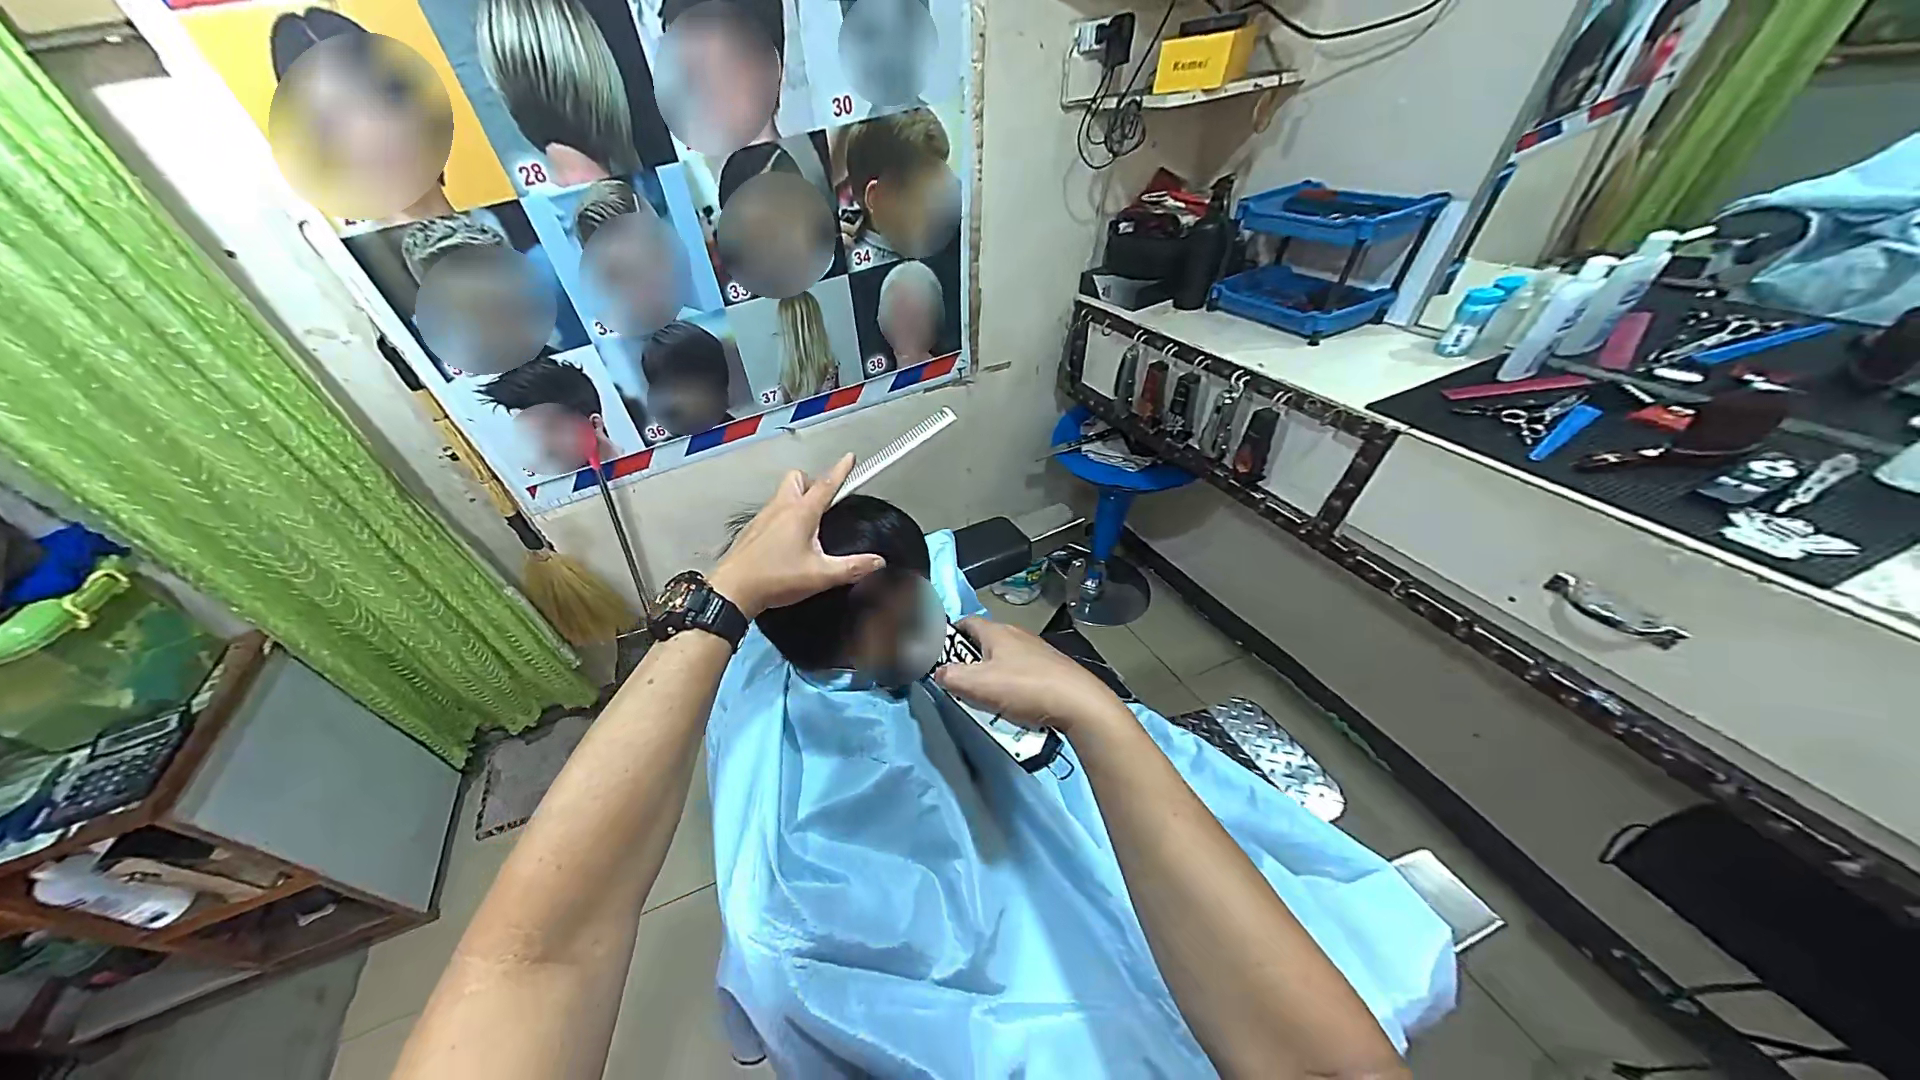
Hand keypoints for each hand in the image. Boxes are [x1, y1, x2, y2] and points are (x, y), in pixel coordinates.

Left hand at [709, 454, 884, 617]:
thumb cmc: (775, 579)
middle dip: (812, 482)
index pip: (826, 484)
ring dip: (797, 499)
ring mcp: (763, 518)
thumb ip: (852, 567)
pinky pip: (771, 512)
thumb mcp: (821, 575)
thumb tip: (877, 561)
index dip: (840, 470)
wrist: (733, 591)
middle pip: (798, 479)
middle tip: (823, 499)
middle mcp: (780, 509)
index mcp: (801, 514)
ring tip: (808, 523)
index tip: (848, 458)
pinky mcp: (752, 531)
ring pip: (783, 494)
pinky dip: (783, 517)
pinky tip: (787, 539)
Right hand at [933, 617, 1131, 735]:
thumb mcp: (978, 685)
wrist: (1079, 703)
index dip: (949, 634)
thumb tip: (939, 671)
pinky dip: (1013, 683)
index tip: (938, 652)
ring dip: (992, 674)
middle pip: (985, 641)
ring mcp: (1037, 651)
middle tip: (960, 681)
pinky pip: (1023, 672)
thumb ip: (951, 676)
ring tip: (986, 697)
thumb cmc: (1025, 688)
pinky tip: (1014, 703)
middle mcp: (1018, 634)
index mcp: (997, 631)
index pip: (966, 622)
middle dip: (970, 659)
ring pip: (1005, 658)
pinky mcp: (1052, 668)